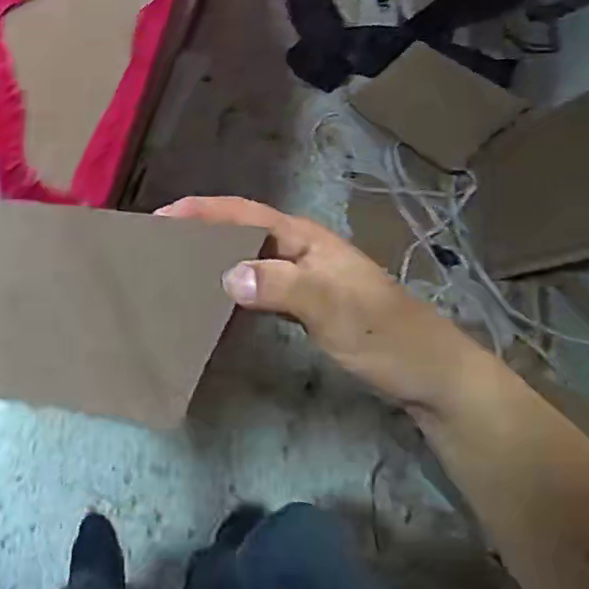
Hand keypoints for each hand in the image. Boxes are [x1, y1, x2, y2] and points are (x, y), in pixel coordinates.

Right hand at [157, 196, 490, 414]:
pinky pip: (254, 284)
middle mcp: (297, 249)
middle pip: (238, 230)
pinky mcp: (302, 301)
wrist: (433, 377)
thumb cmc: (386, 335)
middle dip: (198, 229)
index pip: (243, 214)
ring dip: (210, 257)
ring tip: (172, 267)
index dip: (202, 211)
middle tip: (155, 244)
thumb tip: (226, 274)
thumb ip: (283, 287)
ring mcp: (300, 275)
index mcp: (303, 238)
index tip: (160, 218)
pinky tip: (211, 300)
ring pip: (244, 256)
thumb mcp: (336, 308)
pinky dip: (228, 286)